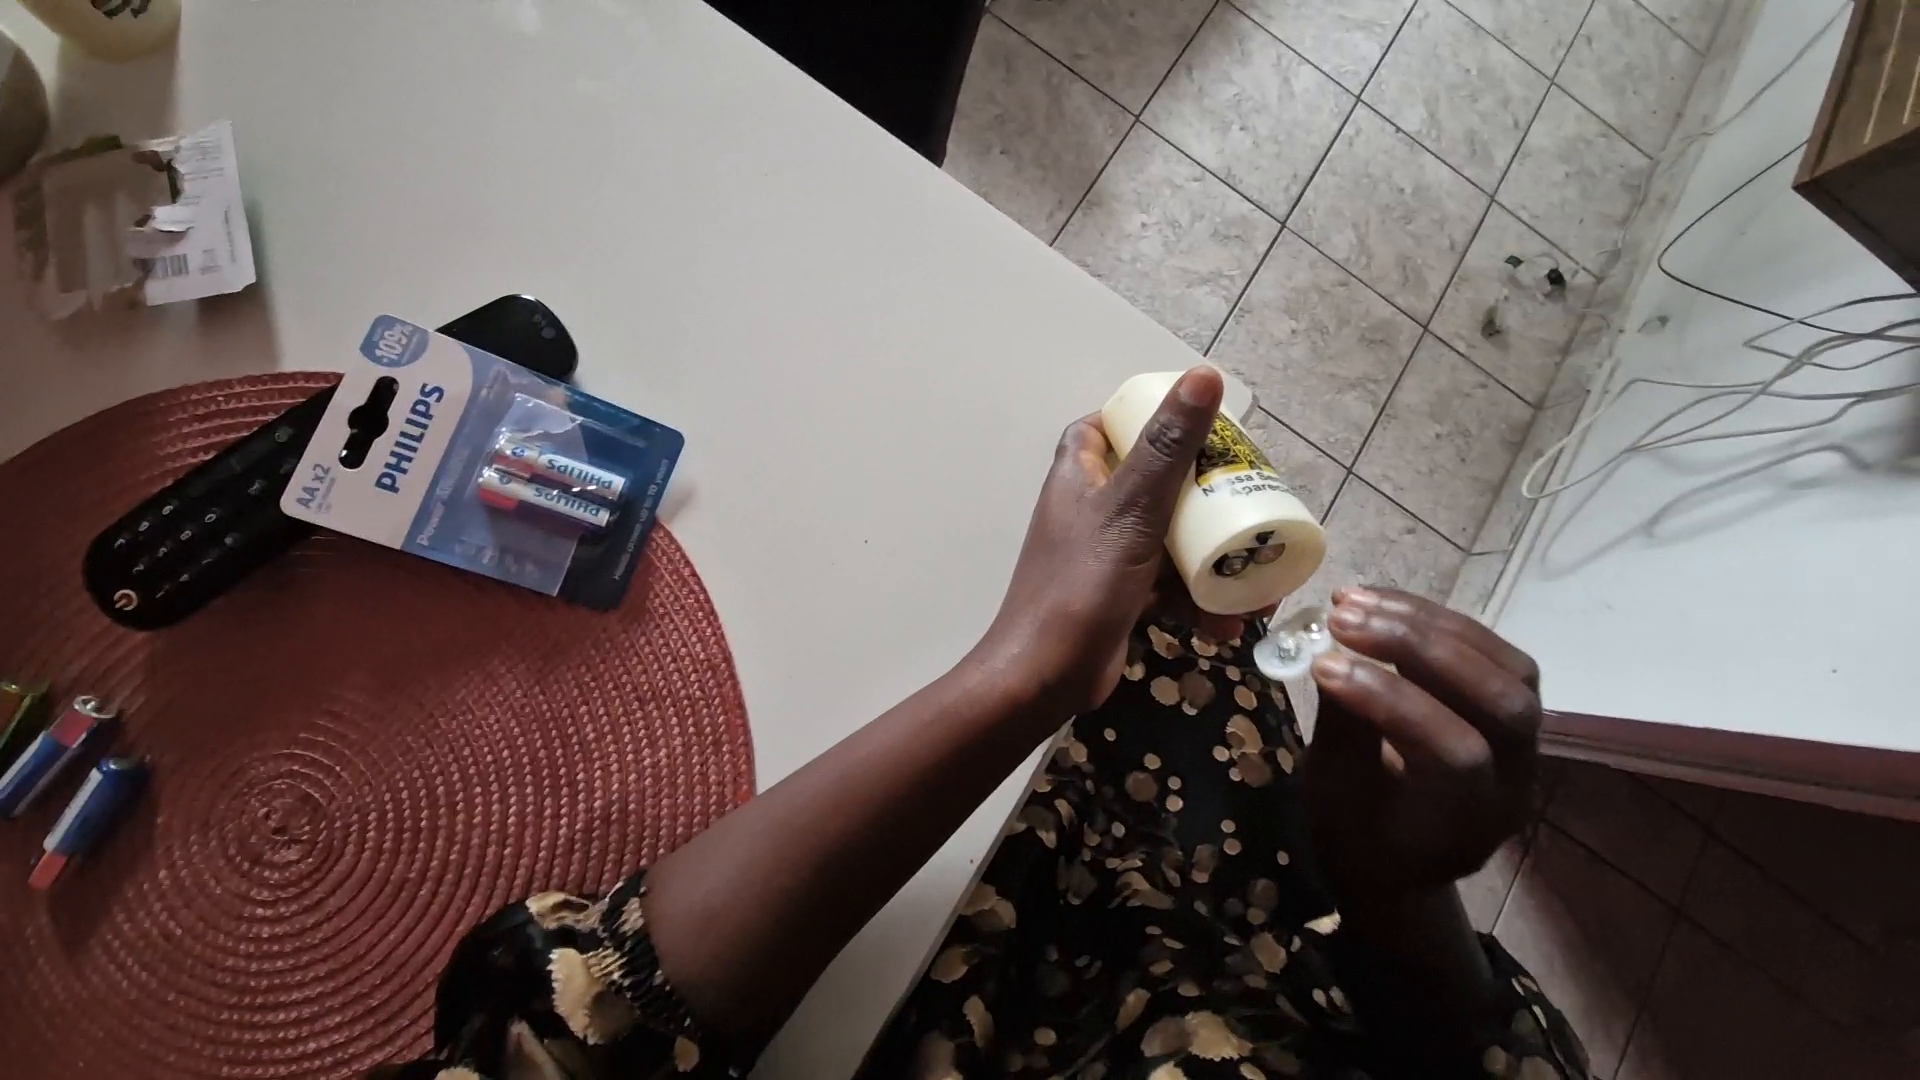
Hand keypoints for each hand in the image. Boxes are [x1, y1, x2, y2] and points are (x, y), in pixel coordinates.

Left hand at [976, 367, 1242, 713]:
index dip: (1155, 420)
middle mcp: (1093, 505)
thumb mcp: (1131, 509)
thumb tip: (1203, 375)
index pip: (1113, 424)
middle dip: (1209, 501)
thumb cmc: (1082, 584)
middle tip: (1255, 509)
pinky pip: (1170, 580)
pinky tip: (1228, 622)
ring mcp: (1108, 551)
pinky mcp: (1123, 592)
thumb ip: (1168, 446)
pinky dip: (1198, 597)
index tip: (1208, 430)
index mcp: (1081, 472)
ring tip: (1257, 584)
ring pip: (1172, 536)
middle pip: (1159, 481)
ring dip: (1214, 558)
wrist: (1045, 676)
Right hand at [1302, 587, 1541, 901]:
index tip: (1322, 665)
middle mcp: (1516, 782)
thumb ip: (1343, 726)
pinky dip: (1440, 621)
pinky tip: (1384, 604)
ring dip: (1431, 624)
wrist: (1393, 861)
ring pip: (1510, 669)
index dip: (1389, 700)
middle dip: (1420, 649)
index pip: (1453, 750)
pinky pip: (1498, 656)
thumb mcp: (1332, 791)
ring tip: (1359, 600)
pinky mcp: (1512, 715)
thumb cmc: (1353, 834)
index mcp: (1467, 821)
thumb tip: (1332, 652)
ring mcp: (1526, 747)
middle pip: (1502, 702)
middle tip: (1343, 618)